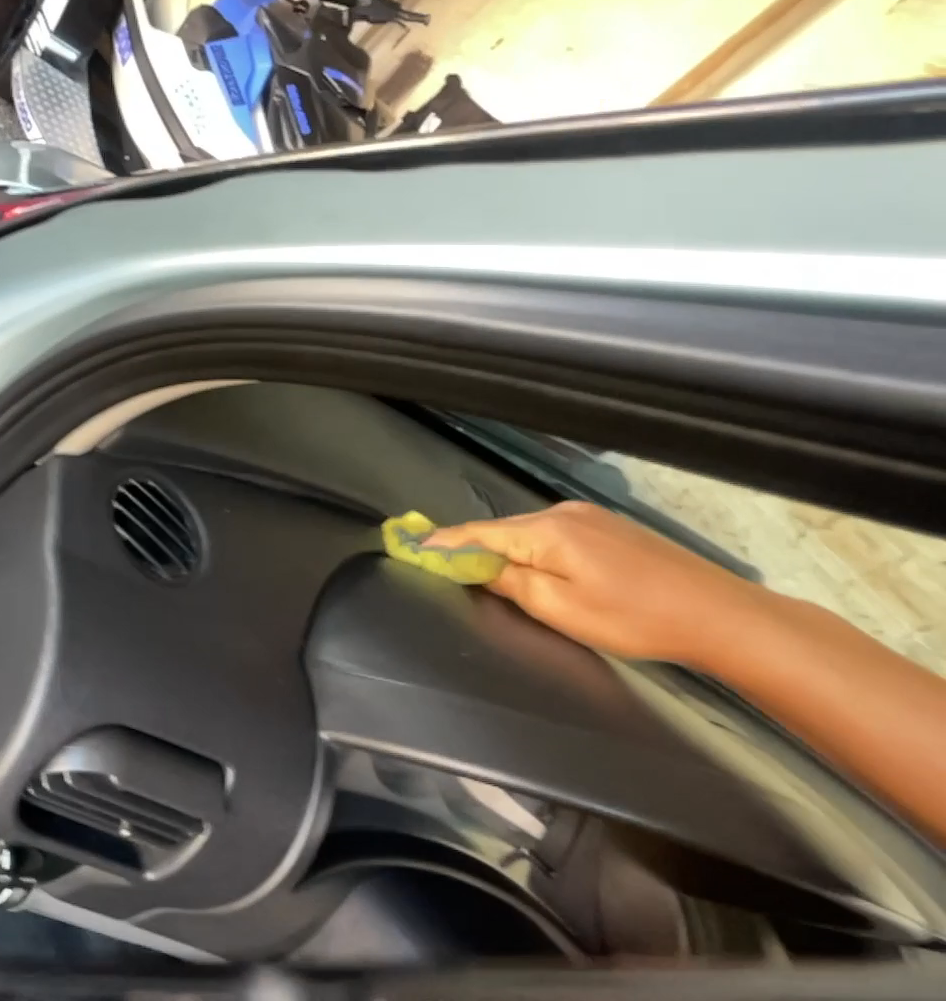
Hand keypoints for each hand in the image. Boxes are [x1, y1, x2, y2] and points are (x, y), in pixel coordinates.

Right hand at [424, 502, 790, 667]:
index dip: (440, 542)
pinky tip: (536, 569)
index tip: (407, 545)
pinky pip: (552, 535)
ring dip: (504, 551)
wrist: (723, 616)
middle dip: (470, 548)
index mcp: (545, 530)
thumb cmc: (635, 618)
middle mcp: (562, 513)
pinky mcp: (610, 528)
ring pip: (527, 533)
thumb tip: (470, 564)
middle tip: (441, 568)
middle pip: (499, 530)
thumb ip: (508, 581)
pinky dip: (532, 550)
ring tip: (485, 574)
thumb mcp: (559, 608)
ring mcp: (590, 517)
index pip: (475, 533)